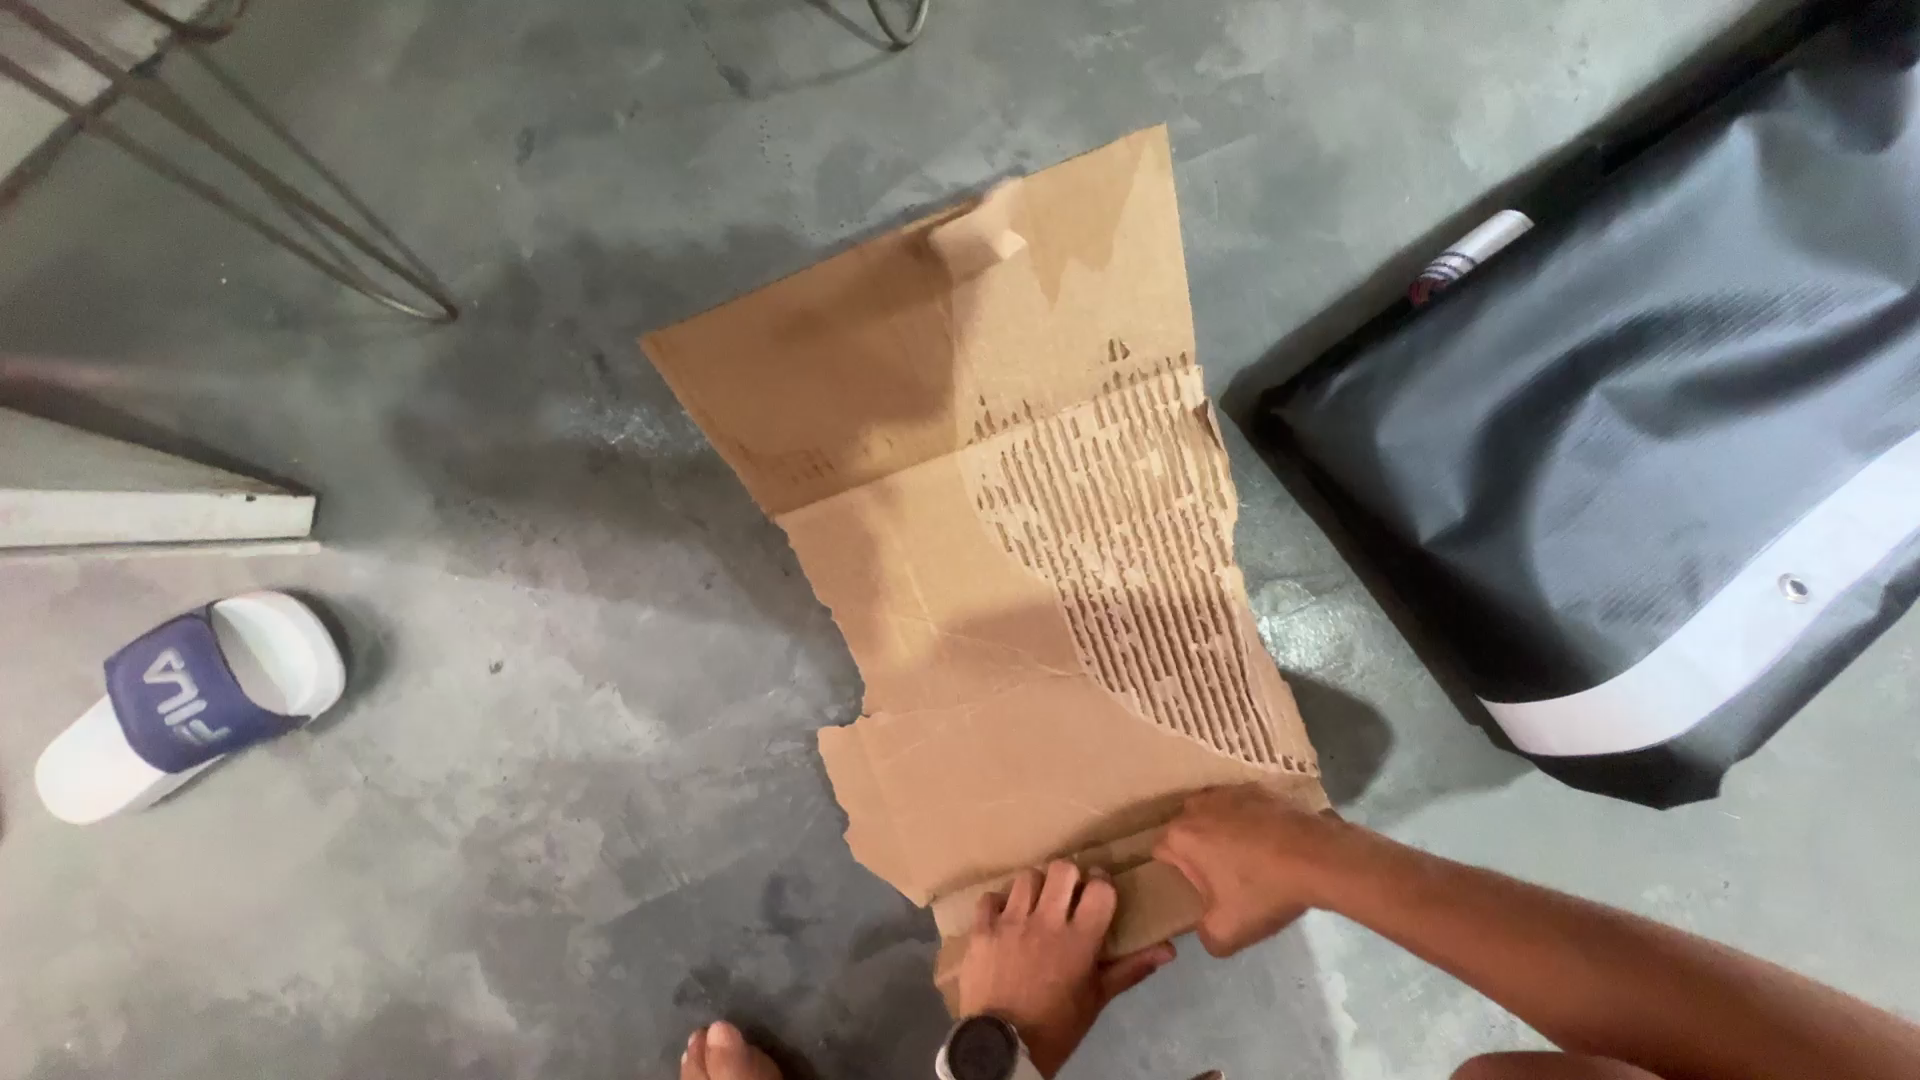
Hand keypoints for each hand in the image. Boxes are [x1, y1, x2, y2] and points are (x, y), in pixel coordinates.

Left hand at [957, 860, 1175, 1076]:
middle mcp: (1045, 922)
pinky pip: (990, 897)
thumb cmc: (1057, 1026)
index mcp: (1079, 940)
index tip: (1097, 890)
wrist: (1004, 1049)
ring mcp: (1011, 923)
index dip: (1102, 882)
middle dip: (1068, 877)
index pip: (1100, 888)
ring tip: (1035, 906)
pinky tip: (1004, 918)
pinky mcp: (982, 929)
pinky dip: (998, 904)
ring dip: (1034, 888)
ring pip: (1026, 877)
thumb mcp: (1097, 999)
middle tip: (1067, 894)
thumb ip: (1131, 968)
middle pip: (1062, 869)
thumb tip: (1168, 950)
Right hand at [1152, 784, 1351, 955]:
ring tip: (1245, 856)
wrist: (1318, 858)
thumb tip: (1205, 931)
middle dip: (1196, 848)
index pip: (1160, 851)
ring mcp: (1227, 792)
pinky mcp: (1256, 788)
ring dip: (1219, 830)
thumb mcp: (1228, 933)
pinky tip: (1268, 841)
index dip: (1174, 872)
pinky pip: (1240, 805)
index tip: (1195, 889)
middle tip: (1221, 876)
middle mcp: (1196, 806)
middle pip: (1185, 829)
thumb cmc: (1263, 891)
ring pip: (1211, 813)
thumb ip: (1205, 936)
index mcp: (1181, 836)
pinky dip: (1247, 819)